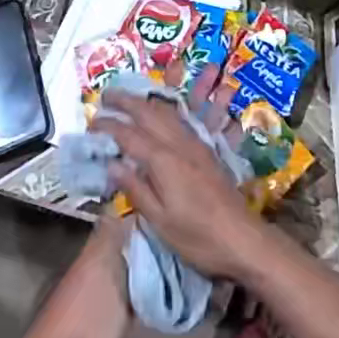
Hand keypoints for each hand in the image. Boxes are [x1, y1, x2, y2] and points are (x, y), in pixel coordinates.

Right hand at [90, 69, 264, 279]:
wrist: (246, 242)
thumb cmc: (199, 237)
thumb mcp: (160, 221)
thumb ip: (135, 189)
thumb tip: (111, 163)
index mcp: (162, 160)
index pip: (128, 134)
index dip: (108, 126)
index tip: (91, 124)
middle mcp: (177, 144)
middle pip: (147, 113)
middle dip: (124, 100)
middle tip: (105, 95)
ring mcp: (195, 144)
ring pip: (166, 112)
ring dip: (144, 100)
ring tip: (129, 97)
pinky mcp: (207, 150)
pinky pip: (182, 118)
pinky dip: (166, 108)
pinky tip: (163, 110)